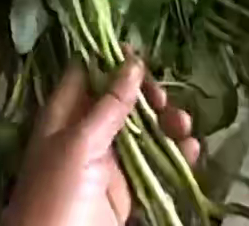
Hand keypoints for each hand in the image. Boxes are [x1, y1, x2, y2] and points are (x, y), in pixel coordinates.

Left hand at [3, 57, 200, 225]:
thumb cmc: (57, 193)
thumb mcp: (80, 143)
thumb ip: (109, 104)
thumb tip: (132, 60)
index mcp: (66, 112)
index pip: (89, 70)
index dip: (113, 59)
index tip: (141, 55)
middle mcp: (87, 131)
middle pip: (122, 99)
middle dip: (147, 95)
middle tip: (163, 101)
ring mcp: (108, 163)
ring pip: (142, 131)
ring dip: (167, 125)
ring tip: (184, 127)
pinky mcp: (126, 193)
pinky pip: (153, 166)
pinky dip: (174, 156)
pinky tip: (191, 151)